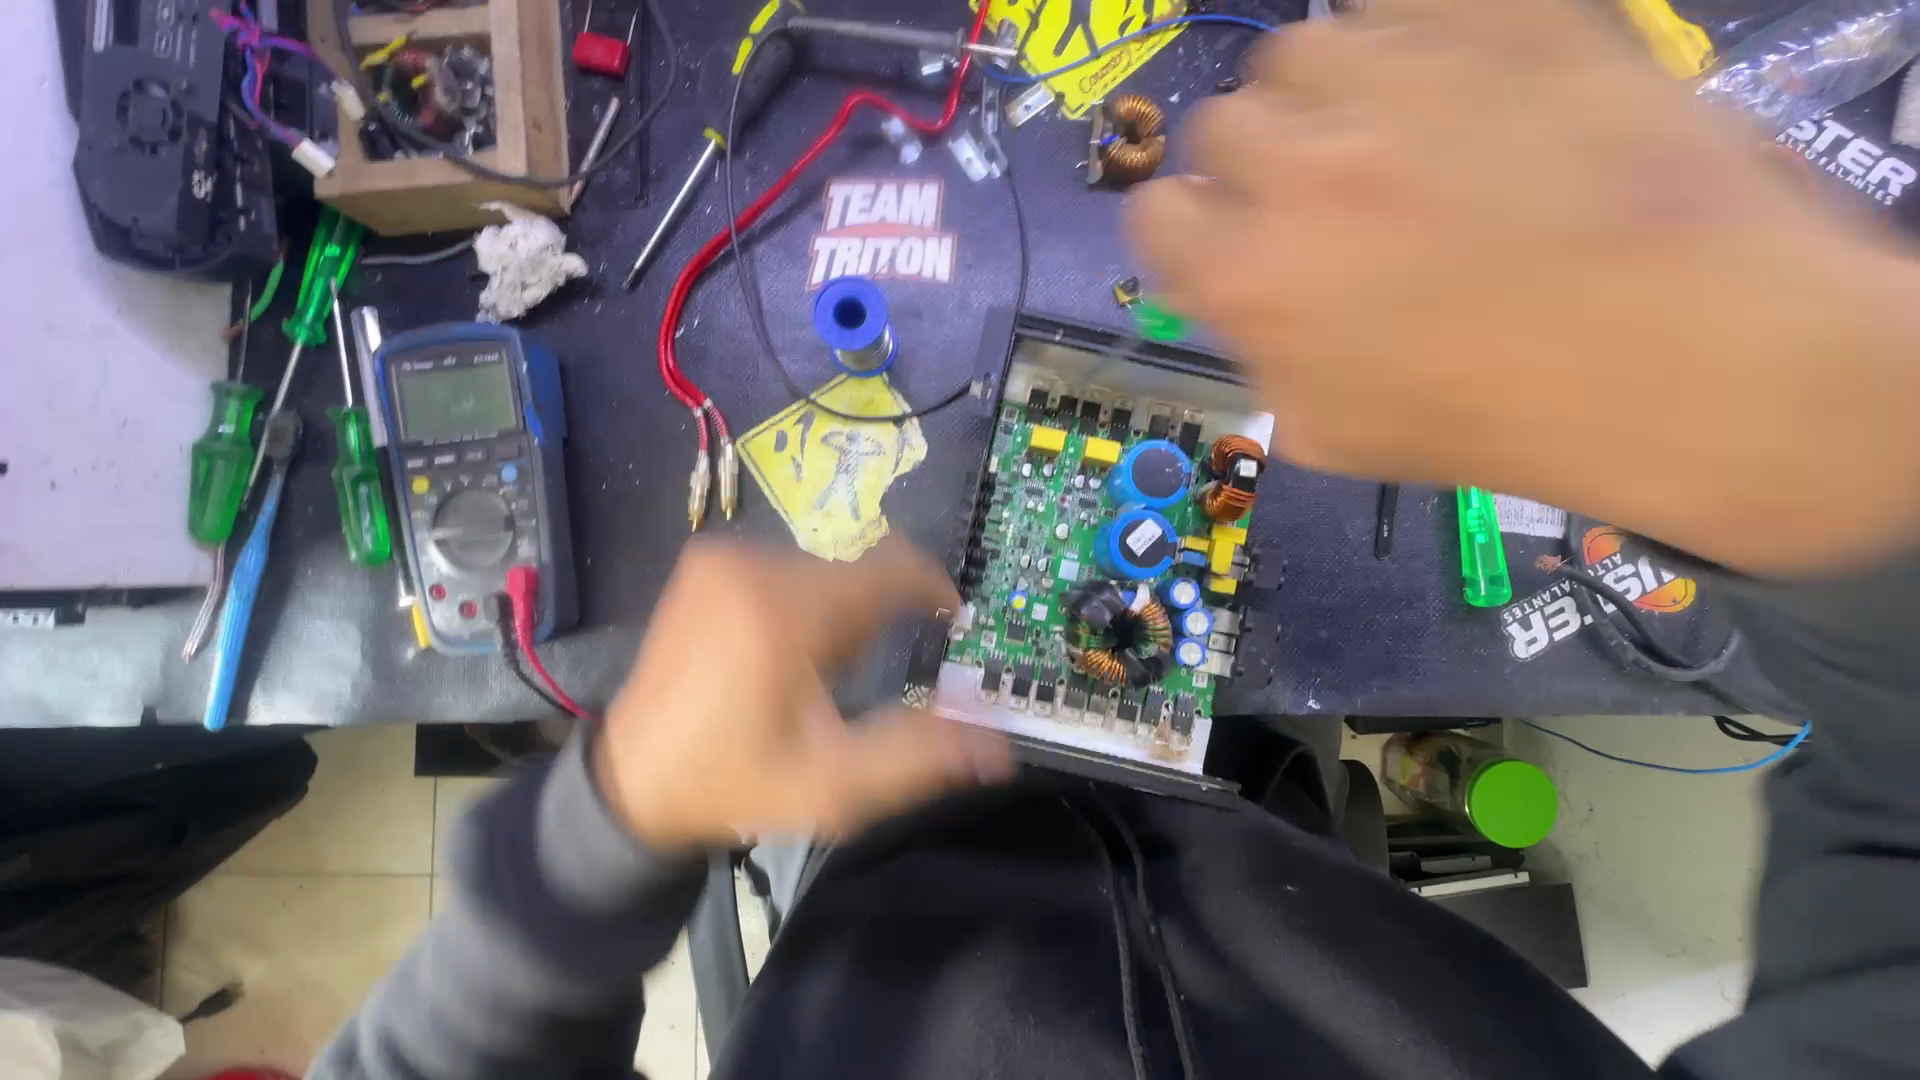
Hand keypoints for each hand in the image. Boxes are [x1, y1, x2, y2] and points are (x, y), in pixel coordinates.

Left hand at [593, 538, 1010, 850]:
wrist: (631, 779)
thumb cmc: (734, 783)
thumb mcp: (835, 788)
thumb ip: (921, 757)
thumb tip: (997, 742)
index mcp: (788, 614)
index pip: (894, 568)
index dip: (933, 590)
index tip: (947, 623)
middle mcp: (754, 567)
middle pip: (859, 574)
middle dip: (873, 620)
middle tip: (852, 679)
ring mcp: (723, 558)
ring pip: (824, 570)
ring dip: (837, 612)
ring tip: (809, 671)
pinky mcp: (706, 562)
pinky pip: (786, 567)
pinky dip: (801, 601)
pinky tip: (777, 650)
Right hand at [1128, 0, 1919, 574]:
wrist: (1677, 358)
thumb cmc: (1481, 419)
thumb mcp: (1323, 430)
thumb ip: (1254, 353)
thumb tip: (1243, 303)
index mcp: (1249, 277)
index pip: (1154, 212)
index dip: (1184, 228)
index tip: (1220, 239)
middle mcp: (1300, 169)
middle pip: (1219, 124)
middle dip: (1252, 163)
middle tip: (1314, 194)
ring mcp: (1402, 84)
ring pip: (1301, 49)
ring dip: (1321, 96)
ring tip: (1382, 132)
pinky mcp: (1502, 20)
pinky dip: (1405, 36)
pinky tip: (1441, 85)